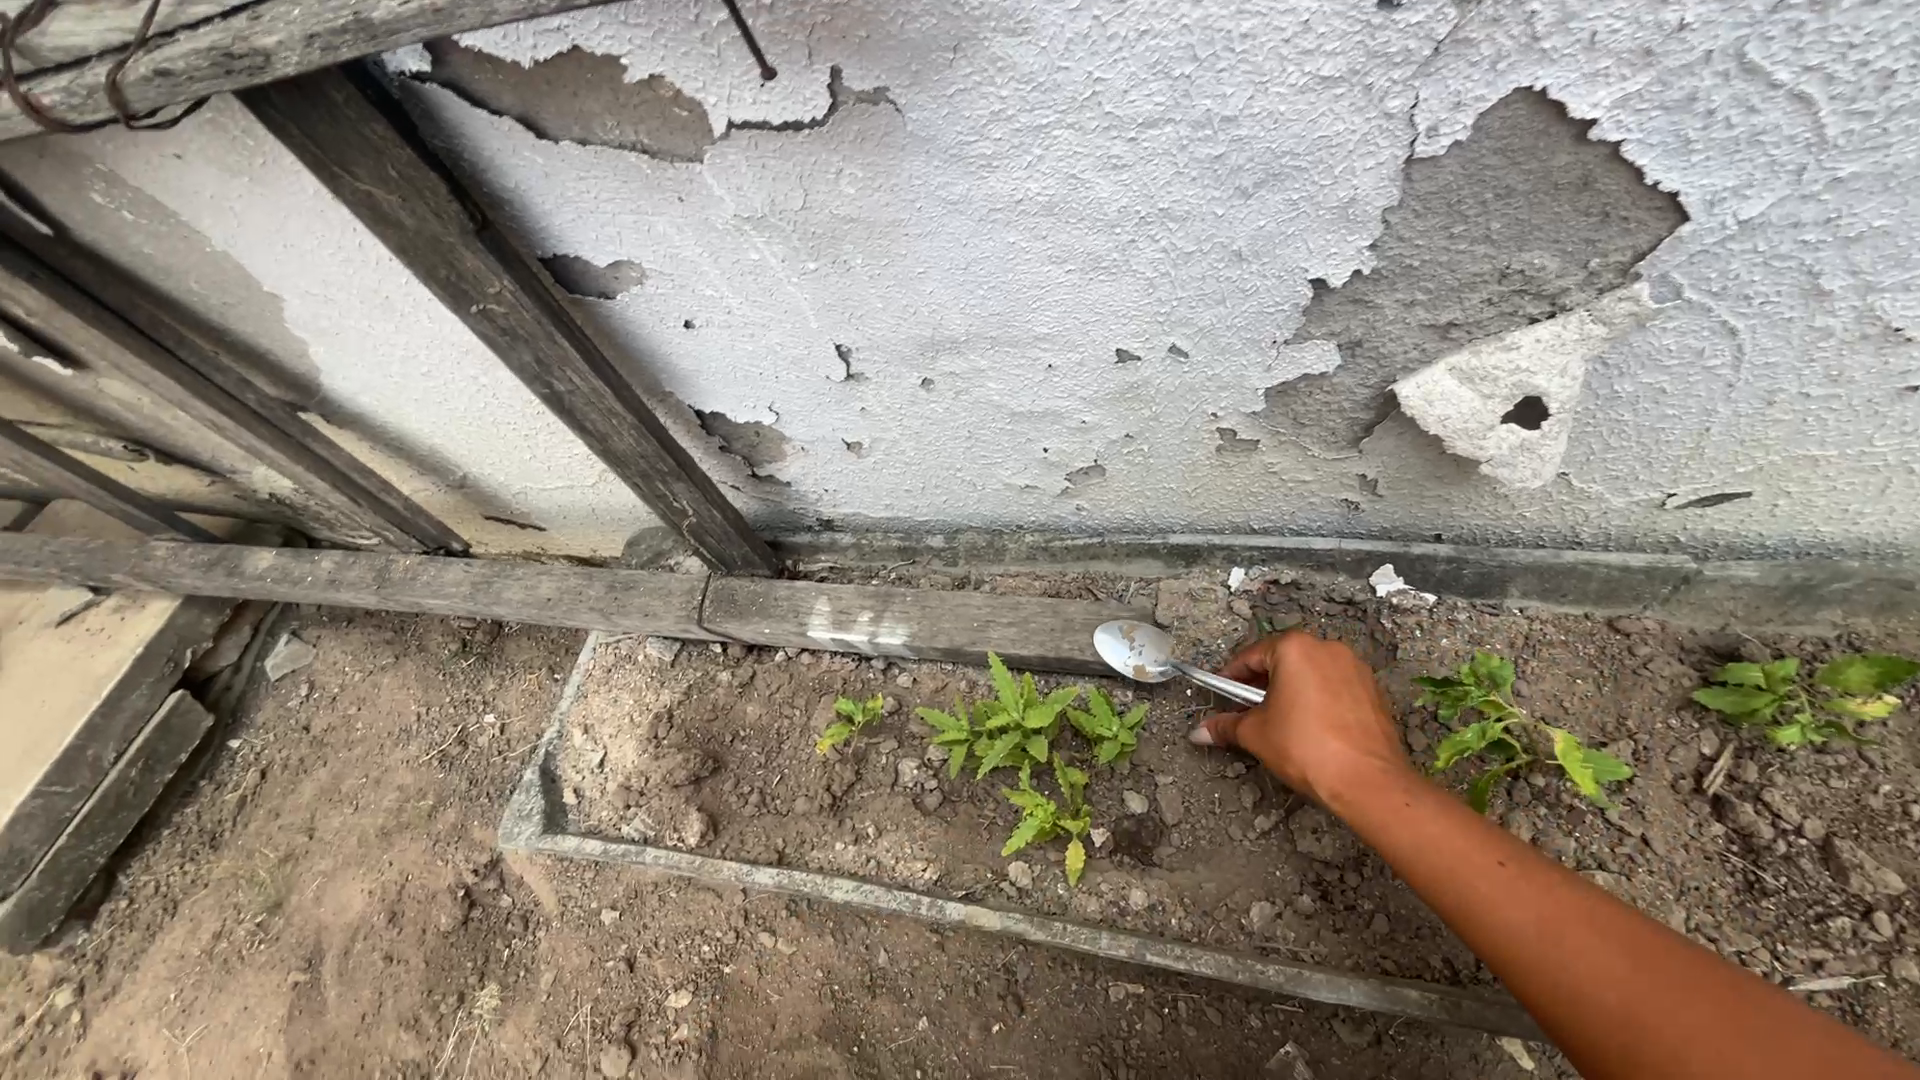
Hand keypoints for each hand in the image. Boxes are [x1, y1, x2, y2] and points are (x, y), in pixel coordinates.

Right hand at [1188, 631, 1413, 807]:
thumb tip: (1200, 732)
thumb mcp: (1255, 734)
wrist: (1368, 782)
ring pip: (1310, 672)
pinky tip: (1308, 727)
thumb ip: (1225, 726)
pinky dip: (1316, 699)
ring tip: (1277, 721)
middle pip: (1282, 660)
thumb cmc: (1307, 749)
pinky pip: (1333, 687)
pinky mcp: (1372, 691)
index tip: (1221, 693)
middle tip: (1245, 709)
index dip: (1230, 676)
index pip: (1250, 655)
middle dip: (1261, 684)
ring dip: (1289, 691)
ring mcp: (1355, 668)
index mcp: (1294, 648)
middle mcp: (1327, 649)